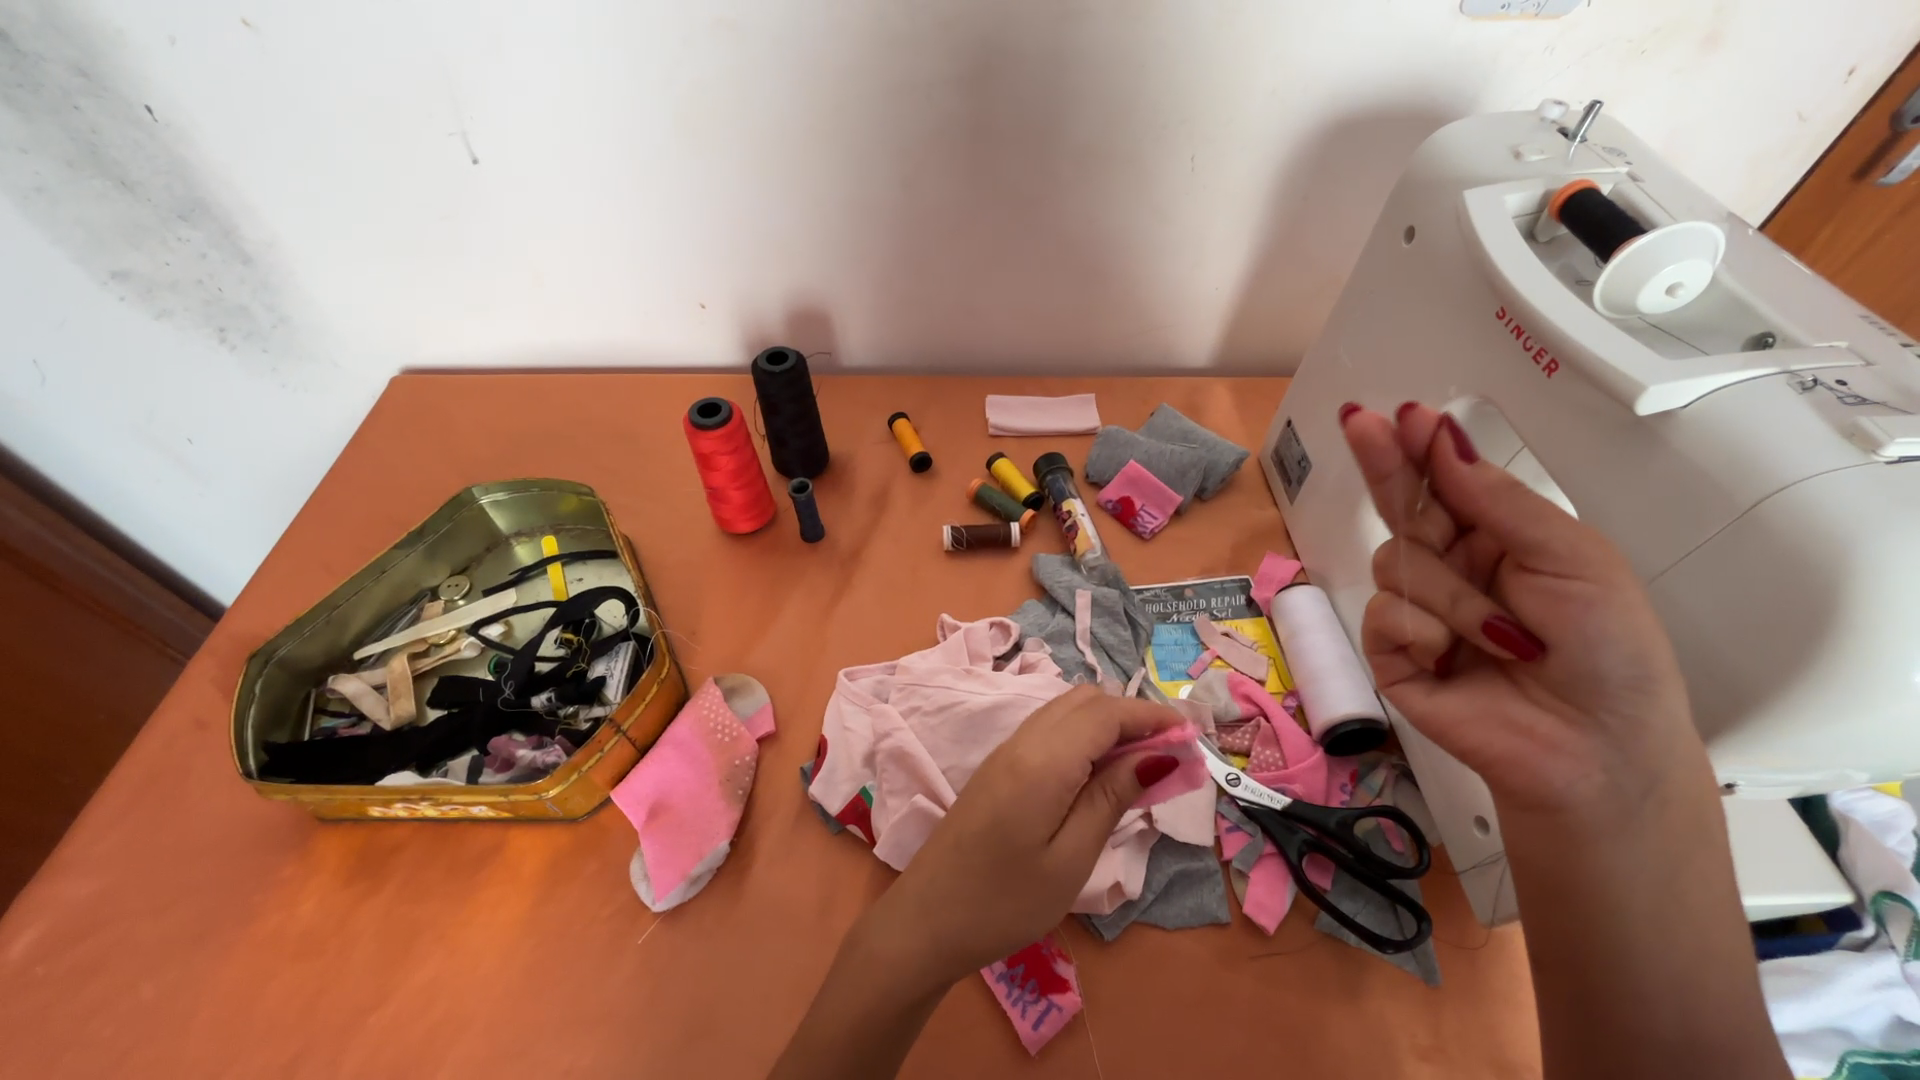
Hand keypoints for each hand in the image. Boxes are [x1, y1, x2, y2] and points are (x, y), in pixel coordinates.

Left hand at [857, 686, 1182, 988]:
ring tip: (1142, 766)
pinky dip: (1082, 738)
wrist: (925, 922)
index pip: (1107, 712)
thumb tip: (1156, 755)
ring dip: (1107, 725)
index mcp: (1043, 759)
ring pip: (1065, 712)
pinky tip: (1098, 775)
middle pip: (1085, 702)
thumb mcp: (1071, 858)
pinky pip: (1048, 732)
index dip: (1153, 716)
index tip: (1194, 735)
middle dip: (1133, 716)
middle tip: (1171, 755)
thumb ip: (1112, 798)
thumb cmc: (1005, 901)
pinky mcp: (996, 770)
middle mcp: (1022, 741)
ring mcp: (1004, 753)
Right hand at [1339, 402, 1704, 815]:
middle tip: (1357, 422)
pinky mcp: (1391, 656)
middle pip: (1400, 506)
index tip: (1400, 414)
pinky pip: (1384, 616)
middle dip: (1384, 464)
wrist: (1595, 749)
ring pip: (1395, 564)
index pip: (1447, 483)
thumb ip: (1498, 501)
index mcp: (1498, 540)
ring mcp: (1417, 612)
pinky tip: (1450, 658)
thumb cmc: (1608, 649)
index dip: (1421, 448)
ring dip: (1448, 595)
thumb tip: (1442, 439)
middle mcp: (1451, 568)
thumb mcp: (1571, 558)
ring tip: (1502, 638)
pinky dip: (1421, 632)